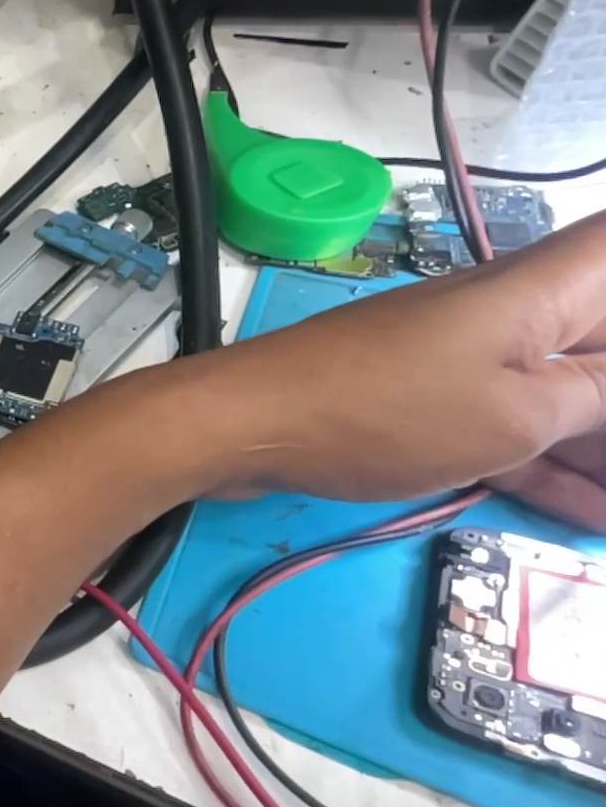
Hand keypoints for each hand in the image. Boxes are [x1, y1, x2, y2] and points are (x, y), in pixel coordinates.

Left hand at [167, 209, 605, 525]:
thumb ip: (605, 395)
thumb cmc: (379, 410)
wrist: (236, 427)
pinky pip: (508, 433)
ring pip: (569, 399)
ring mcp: (457, 366)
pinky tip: (595, 516)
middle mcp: (507, 318)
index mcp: (545, 291)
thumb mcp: (520, 411)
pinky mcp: (415, 408)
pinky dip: (551, 470)